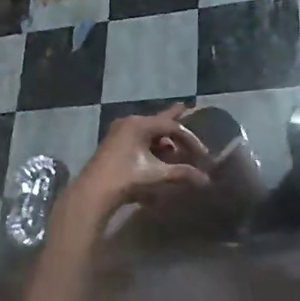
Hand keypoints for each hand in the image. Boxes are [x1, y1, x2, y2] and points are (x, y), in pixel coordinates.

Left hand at [61, 104, 210, 222]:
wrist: (93, 193)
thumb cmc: (126, 178)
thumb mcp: (157, 174)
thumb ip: (182, 174)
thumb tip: (206, 180)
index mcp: (139, 125)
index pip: (172, 127)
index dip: (190, 140)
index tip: (202, 155)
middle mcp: (129, 123)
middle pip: (158, 121)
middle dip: (174, 119)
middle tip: (186, 107)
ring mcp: (119, 133)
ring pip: (148, 131)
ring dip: (163, 139)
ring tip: (177, 147)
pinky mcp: (113, 145)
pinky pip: (138, 138)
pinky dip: (151, 144)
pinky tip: (158, 154)